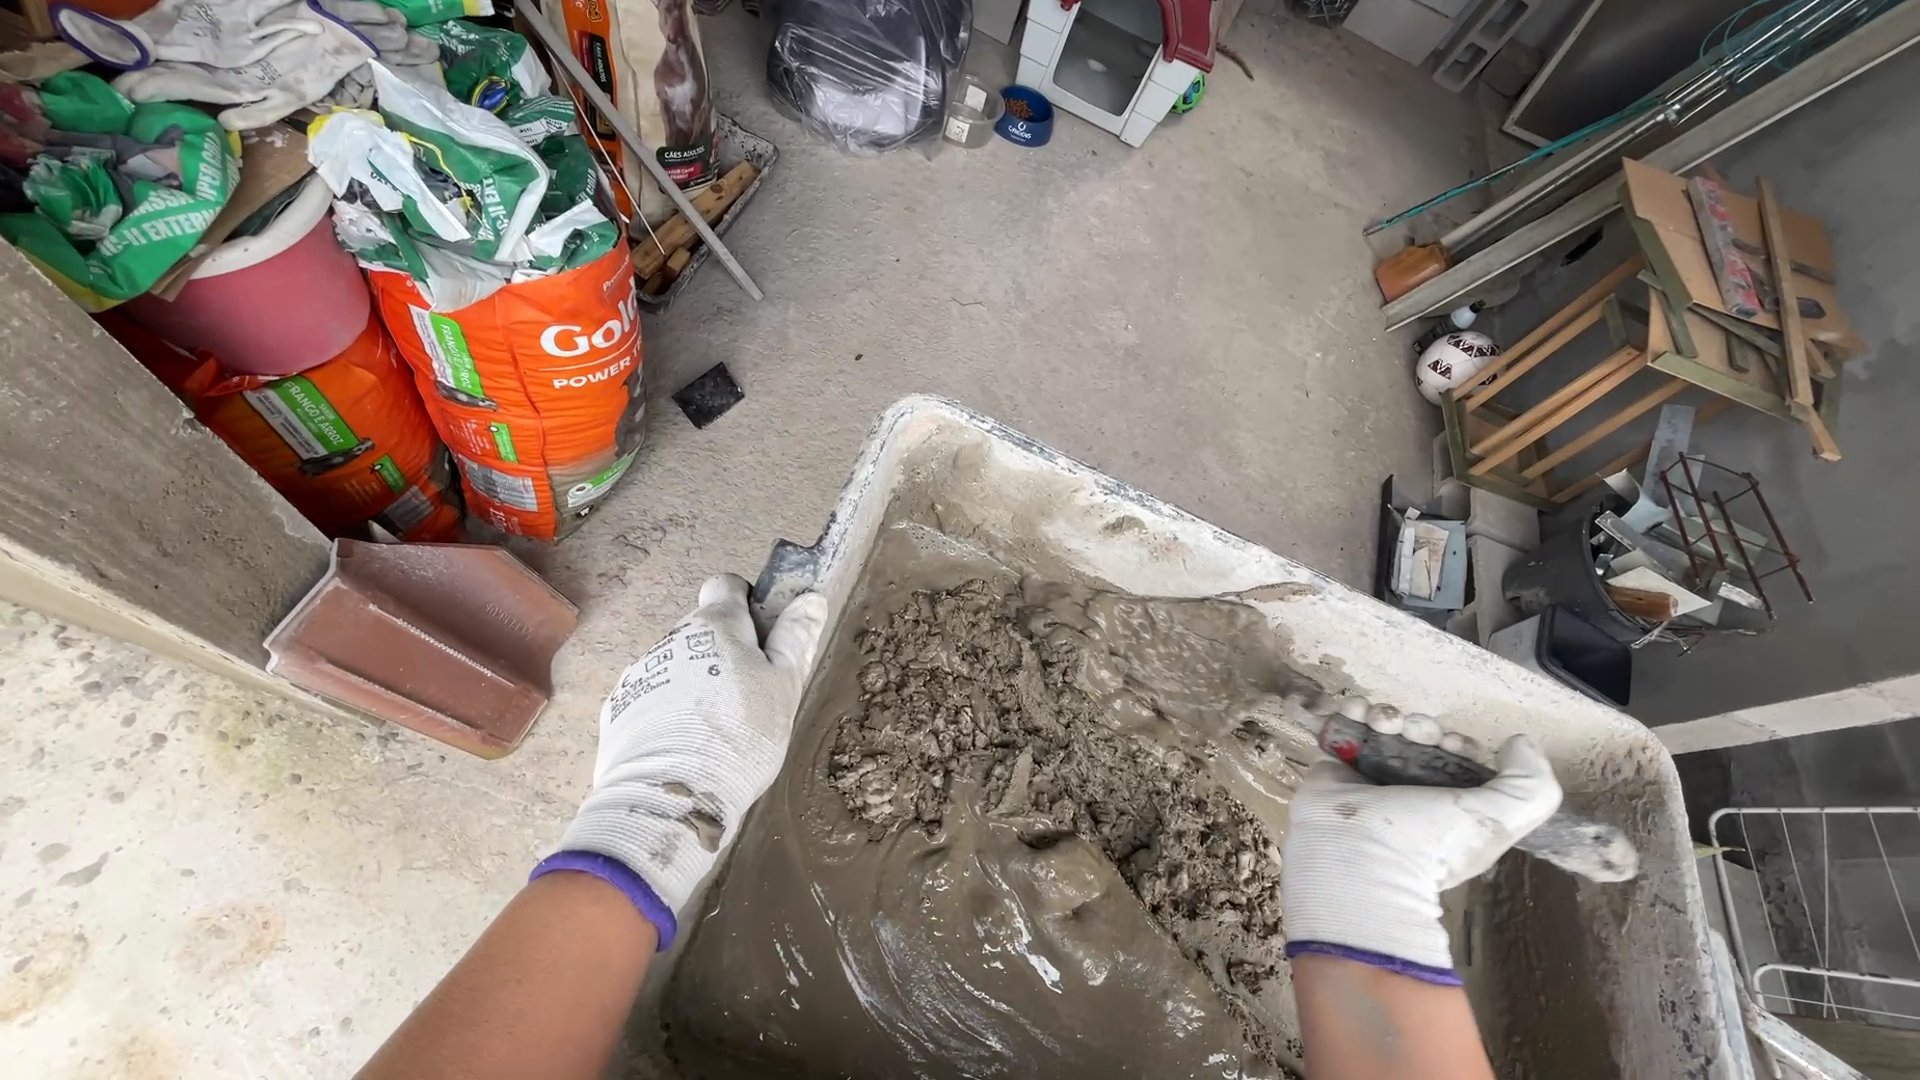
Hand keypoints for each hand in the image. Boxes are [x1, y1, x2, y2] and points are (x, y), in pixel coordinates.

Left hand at [540, 575, 827, 946]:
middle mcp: (672, 637)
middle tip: (748, 695)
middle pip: (704, 631)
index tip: (761, 635)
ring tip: (714, 729)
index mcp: (715, 624)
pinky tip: (684, 745)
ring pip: (679, 665)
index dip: (746, 601)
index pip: (726, 585)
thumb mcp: (785, 687)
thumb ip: (795, 639)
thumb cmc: (741, 733)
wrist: (670, 797)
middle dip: (725, 652)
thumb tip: (811, 598)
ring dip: (696, 682)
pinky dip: (669, 711)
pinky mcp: (620, 709)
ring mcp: (641, 673)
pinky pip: (653, 698)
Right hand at [1280, 732, 1560, 979]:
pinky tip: (1357, 710)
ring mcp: (1369, 778)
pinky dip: (1352, 712)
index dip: (1458, 743)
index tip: (1450, 743)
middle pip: (1420, 741)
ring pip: (1382, 731)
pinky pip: (1344, 729)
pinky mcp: (1334, 766)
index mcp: (1448, 806)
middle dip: (1421, 726)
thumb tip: (1519, 741)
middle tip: (1414, 731)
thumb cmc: (1426, 841)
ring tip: (1381, 720)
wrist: (1352, 853)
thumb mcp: (1496, 820)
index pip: (1456, 762)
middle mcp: (1410, 790)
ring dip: (1386, 714)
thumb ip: (1530, 784)